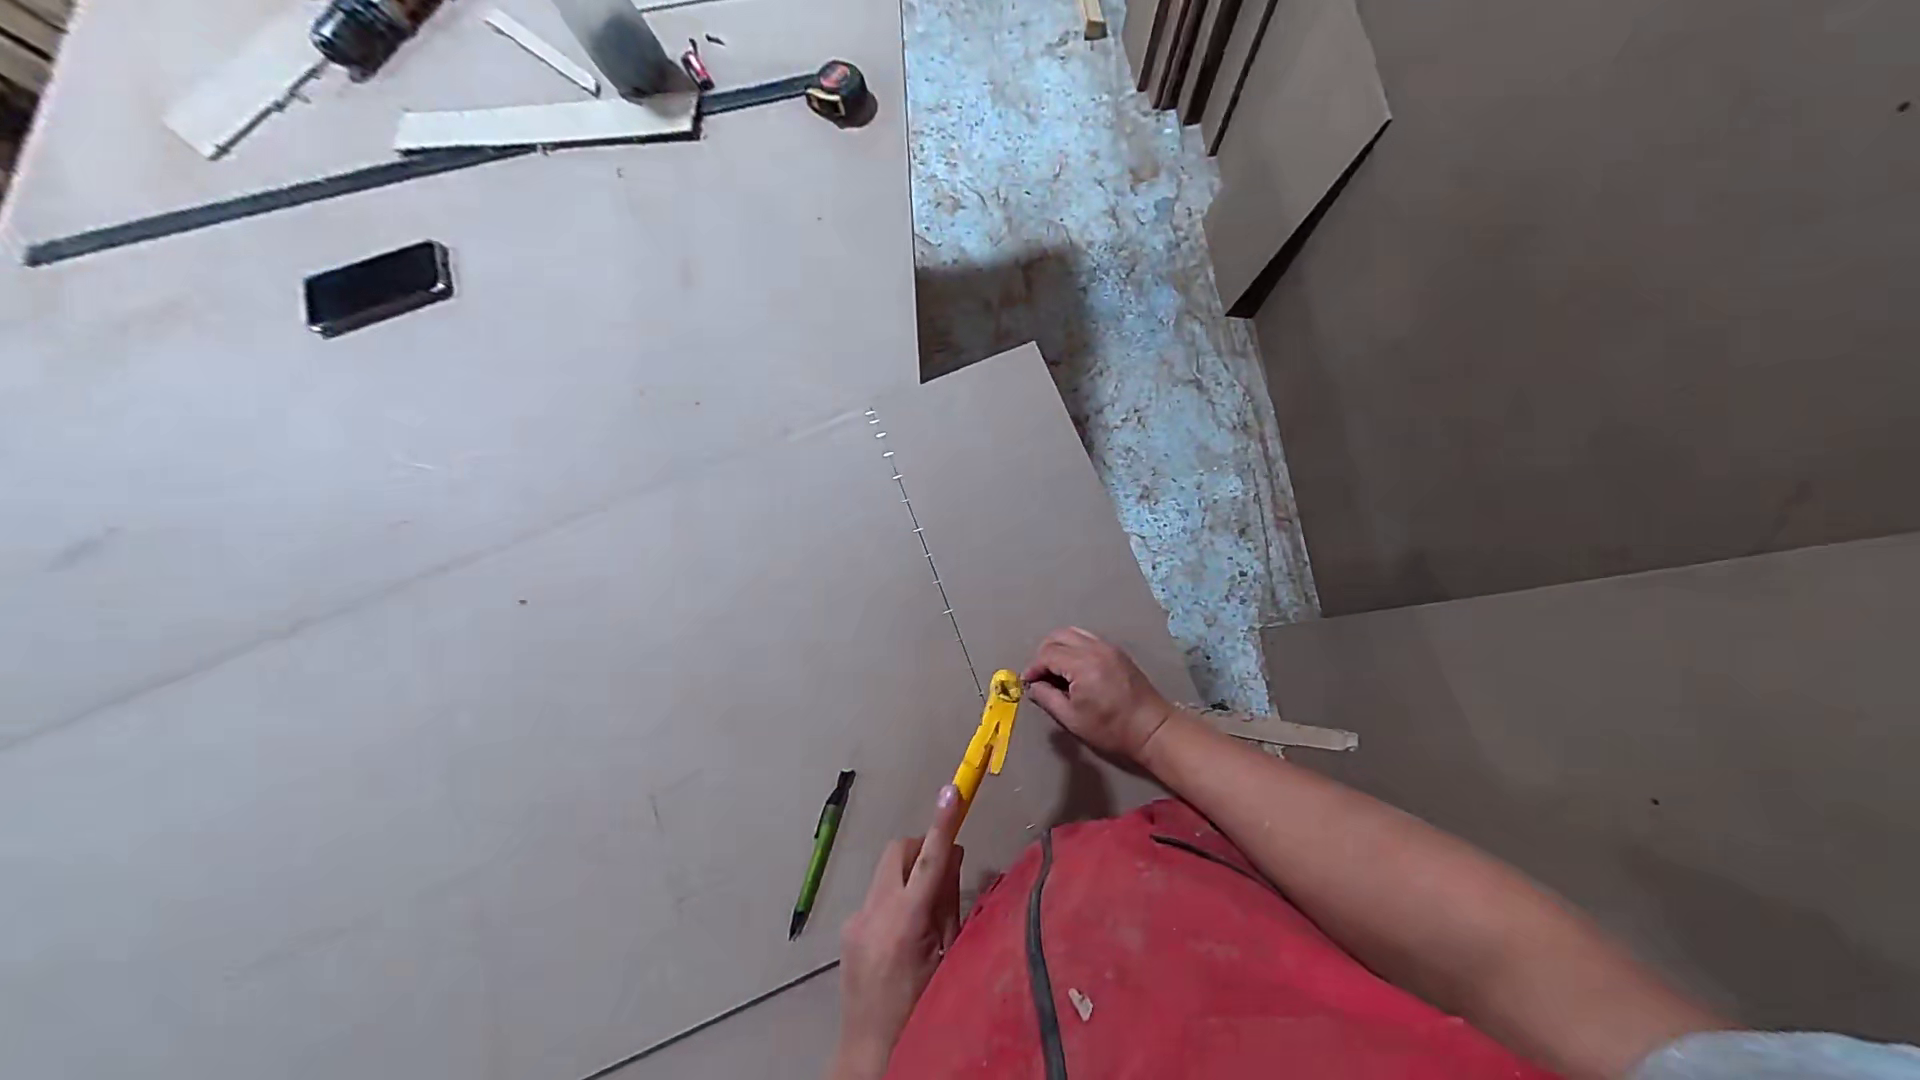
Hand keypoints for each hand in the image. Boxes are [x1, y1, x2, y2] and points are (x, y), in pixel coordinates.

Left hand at [829, 785, 965, 1079]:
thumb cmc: (923, 1010)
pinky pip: (877, 895)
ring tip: (924, 915)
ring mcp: (856, 918)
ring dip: (908, 875)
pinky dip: (895, 898)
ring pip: (886, 871)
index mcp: (907, 923)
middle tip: (943, 870)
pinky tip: (903, 937)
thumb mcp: (948, 958)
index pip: (930, 859)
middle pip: (899, 850)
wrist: (870, 1053)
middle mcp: (874, 912)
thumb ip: (948, 903)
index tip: (951, 790)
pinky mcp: (847, 927)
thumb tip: (954, 855)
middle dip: (922, 848)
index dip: (943, 822)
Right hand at [1022, 626, 1177, 763]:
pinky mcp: (1117, 652)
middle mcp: (1095, 648)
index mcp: (1083, 665)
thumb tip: (1034, 686)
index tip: (1028, 682)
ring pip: (1073, 633)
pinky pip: (1087, 638)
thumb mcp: (1072, 719)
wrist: (1152, 729)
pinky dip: (1074, 647)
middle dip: (1044, 653)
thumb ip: (1047, 698)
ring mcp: (1108, 647)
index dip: (1034, 667)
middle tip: (1041, 675)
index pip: (1048, 654)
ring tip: (1055, 670)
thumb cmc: (1111, 729)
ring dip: (1059, 647)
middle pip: (1058, 636)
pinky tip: (1074, 669)